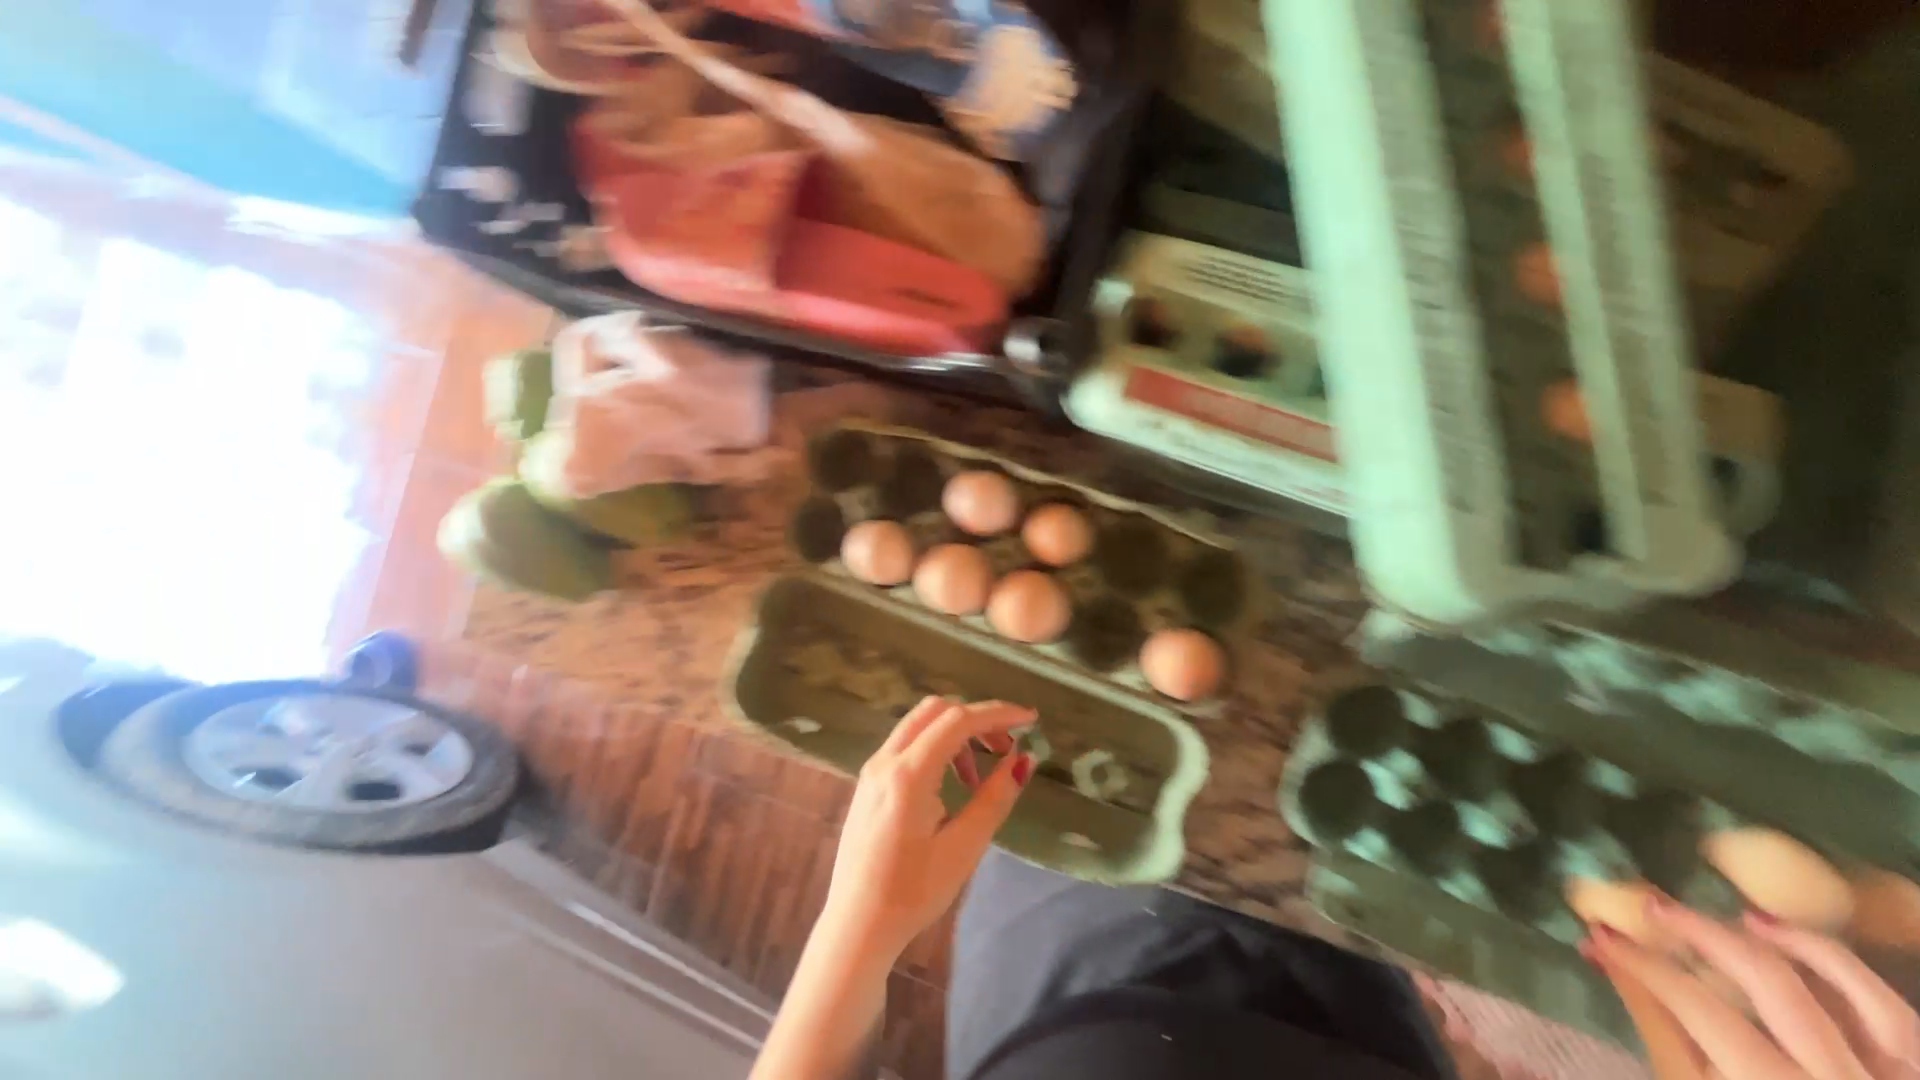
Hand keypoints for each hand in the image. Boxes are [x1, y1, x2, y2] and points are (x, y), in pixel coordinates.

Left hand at [818, 696, 1036, 966]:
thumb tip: (1024, 760)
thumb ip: (995, 797)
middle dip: (976, 719)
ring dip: (956, 734)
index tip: (1030, 718)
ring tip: (978, 780)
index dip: (997, 713)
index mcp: (909, 774)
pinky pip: (906, 744)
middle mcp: (885, 760)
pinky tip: (951, 784)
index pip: (958, 720)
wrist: (857, 924)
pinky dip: (936, 747)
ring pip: (919, 724)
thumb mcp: (964, 847)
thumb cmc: (913, 892)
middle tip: (1006, 748)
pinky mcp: (868, 783)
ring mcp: (872, 769)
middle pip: (936, 710)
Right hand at [1585, 894, 1919, 1078]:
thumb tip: (1610, 965)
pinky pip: (1899, 1016)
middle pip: (1770, 982)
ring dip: (1797, 943)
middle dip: (1705, 933)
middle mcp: (1837, 1078)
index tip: (1597, 932)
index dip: (1641, 962)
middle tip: (1654, 904)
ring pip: (1858, 991)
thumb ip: (1665, 1038)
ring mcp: (1897, 1078)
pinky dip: (1854, 977)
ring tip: (1747, 916)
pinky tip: (1816, 955)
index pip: (1694, 1004)